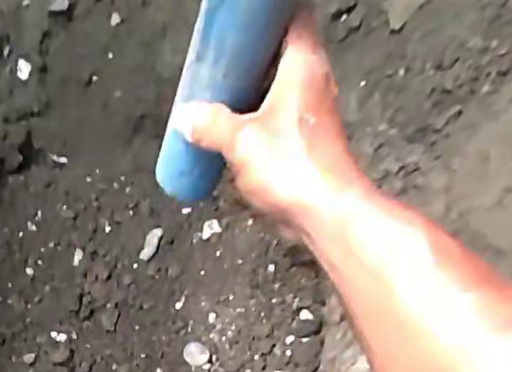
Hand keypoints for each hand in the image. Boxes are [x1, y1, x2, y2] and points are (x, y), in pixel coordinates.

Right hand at [176, 10, 366, 237]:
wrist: (325, 213)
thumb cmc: (291, 167)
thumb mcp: (240, 142)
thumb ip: (211, 125)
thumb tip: (186, 118)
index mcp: (303, 63)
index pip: (293, 16)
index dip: (267, 18)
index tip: (240, 28)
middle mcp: (314, 82)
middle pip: (284, 54)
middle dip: (255, 58)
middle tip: (222, 64)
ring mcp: (314, 116)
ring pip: (282, 92)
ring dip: (256, 94)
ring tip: (223, 100)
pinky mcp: (309, 146)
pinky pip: (281, 123)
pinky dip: (261, 124)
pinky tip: (237, 138)